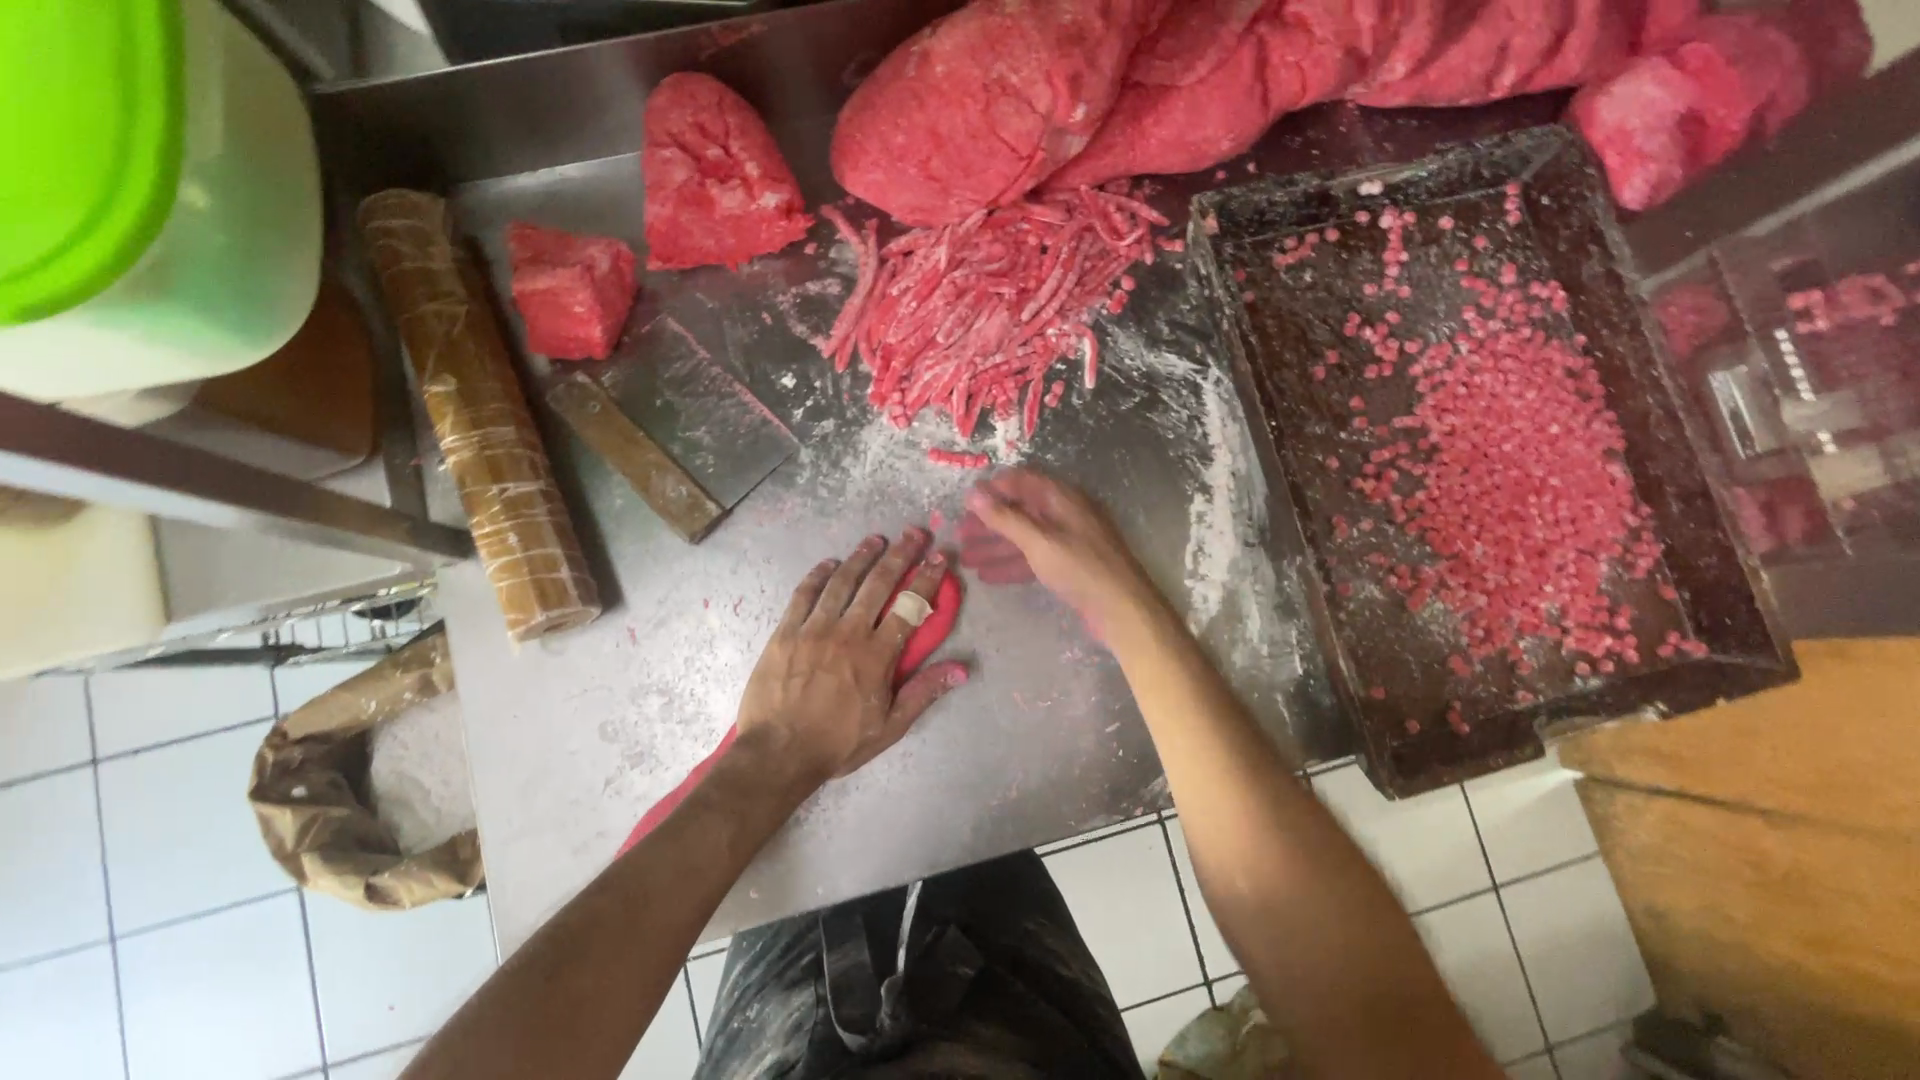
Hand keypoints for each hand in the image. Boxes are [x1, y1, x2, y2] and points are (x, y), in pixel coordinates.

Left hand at [736, 528, 967, 782]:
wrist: (778, 752)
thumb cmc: (838, 743)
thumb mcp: (889, 726)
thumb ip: (924, 692)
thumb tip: (961, 669)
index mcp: (877, 655)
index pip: (910, 607)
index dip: (928, 579)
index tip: (940, 557)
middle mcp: (848, 632)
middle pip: (878, 584)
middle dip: (900, 555)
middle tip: (915, 533)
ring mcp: (813, 629)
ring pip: (842, 582)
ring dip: (861, 557)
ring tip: (876, 540)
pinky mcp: (785, 632)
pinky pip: (804, 594)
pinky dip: (818, 575)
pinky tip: (829, 563)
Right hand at [961, 468, 1166, 641]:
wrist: (1121, 609)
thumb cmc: (1081, 569)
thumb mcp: (1039, 541)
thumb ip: (1005, 518)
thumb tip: (974, 492)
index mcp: (1062, 499)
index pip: (1023, 481)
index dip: (994, 488)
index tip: (966, 501)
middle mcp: (1064, 514)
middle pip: (1021, 510)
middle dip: (990, 522)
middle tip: (960, 534)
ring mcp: (1067, 541)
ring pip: (1025, 537)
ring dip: (996, 545)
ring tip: (966, 557)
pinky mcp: (1067, 566)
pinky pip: (1033, 558)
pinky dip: (1011, 564)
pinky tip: (987, 575)